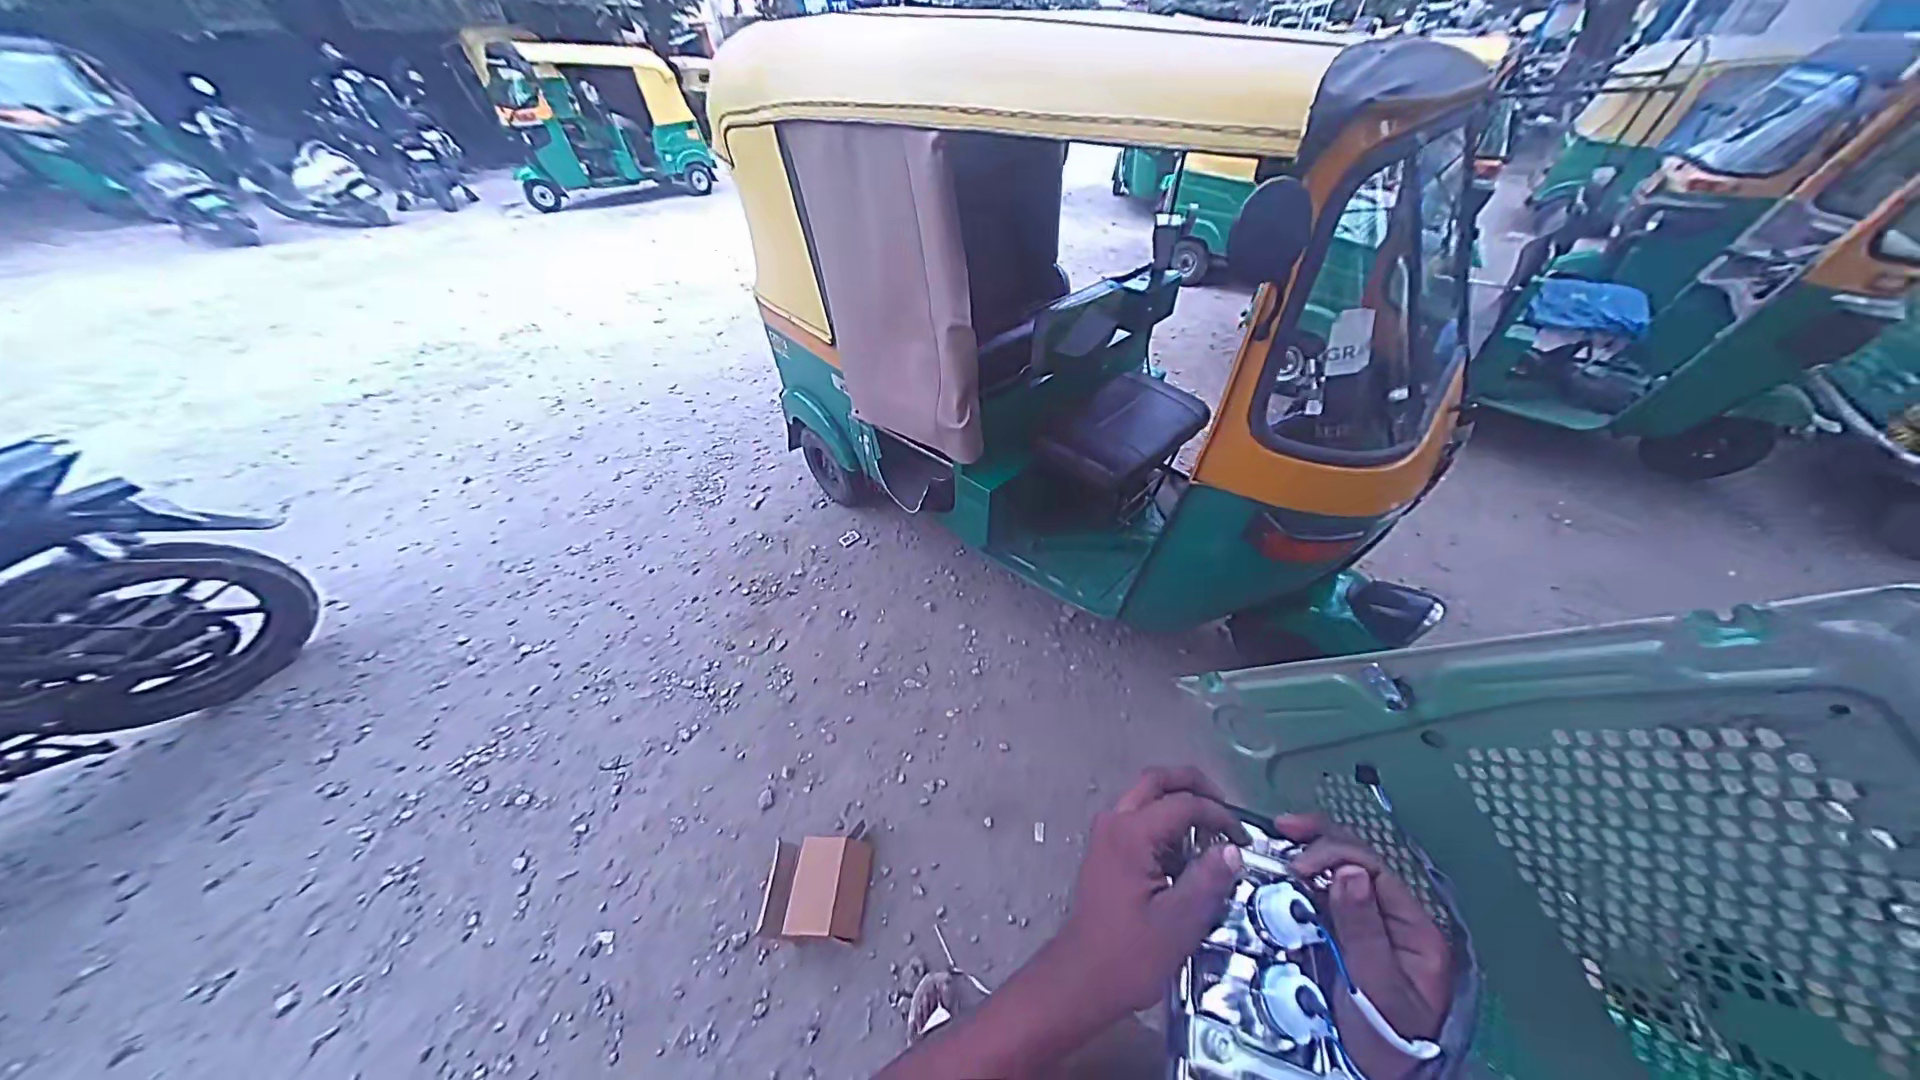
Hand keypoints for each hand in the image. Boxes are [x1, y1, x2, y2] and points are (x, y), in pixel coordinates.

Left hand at [1045, 767, 1248, 1022]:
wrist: (1084, 975)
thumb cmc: (1130, 953)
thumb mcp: (1179, 921)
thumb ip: (1208, 879)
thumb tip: (1232, 849)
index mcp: (1131, 833)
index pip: (1183, 803)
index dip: (1219, 815)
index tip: (1243, 840)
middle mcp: (1114, 821)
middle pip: (1156, 780)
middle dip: (1193, 785)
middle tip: (1226, 808)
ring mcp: (1106, 831)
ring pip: (1145, 794)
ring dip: (1178, 801)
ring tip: (1211, 831)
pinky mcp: (1106, 846)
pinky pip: (1138, 816)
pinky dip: (1164, 820)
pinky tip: (1186, 851)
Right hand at [1275, 815, 1452, 1078]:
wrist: (1373, 1076)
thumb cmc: (1387, 1041)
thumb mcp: (1378, 988)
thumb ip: (1364, 930)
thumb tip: (1349, 871)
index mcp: (1413, 927)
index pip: (1372, 867)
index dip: (1332, 854)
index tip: (1297, 864)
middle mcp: (1390, 917)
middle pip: (1355, 858)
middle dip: (1317, 840)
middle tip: (1281, 831)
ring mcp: (1363, 922)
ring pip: (1335, 869)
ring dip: (1306, 853)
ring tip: (1278, 843)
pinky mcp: (1337, 930)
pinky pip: (1317, 891)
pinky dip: (1296, 877)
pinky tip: (1279, 870)